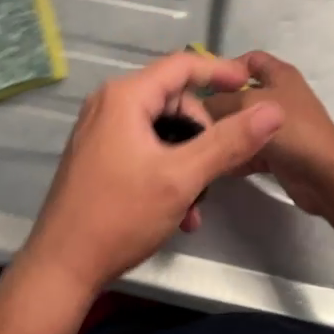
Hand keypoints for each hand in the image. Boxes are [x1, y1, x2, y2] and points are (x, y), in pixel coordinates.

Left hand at [17, 51, 284, 296]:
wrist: (60, 268)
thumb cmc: (120, 215)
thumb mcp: (182, 178)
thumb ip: (228, 142)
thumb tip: (272, 110)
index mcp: (125, 97)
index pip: (182, 66)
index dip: (219, 70)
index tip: (250, 85)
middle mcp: (109, 104)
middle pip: (174, 101)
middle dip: (202, 136)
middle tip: (216, 173)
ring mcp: (99, 130)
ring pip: (162, 130)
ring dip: (187, 163)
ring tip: (196, 205)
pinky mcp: (97, 155)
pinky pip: (144, 148)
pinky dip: (166, 172)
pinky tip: (178, 212)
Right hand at [206, 51, 333, 215]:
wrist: (326, 177)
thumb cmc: (292, 129)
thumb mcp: (248, 105)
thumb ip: (217, 103)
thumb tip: (195, 109)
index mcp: (279, 74)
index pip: (248, 60)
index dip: (226, 68)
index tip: (202, 85)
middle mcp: (279, 96)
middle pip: (240, 95)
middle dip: (218, 107)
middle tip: (193, 120)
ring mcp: (279, 127)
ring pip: (243, 127)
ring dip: (225, 136)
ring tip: (201, 146)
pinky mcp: (277, 154)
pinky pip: (249, 151)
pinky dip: (236, 157)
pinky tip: (216, 166)